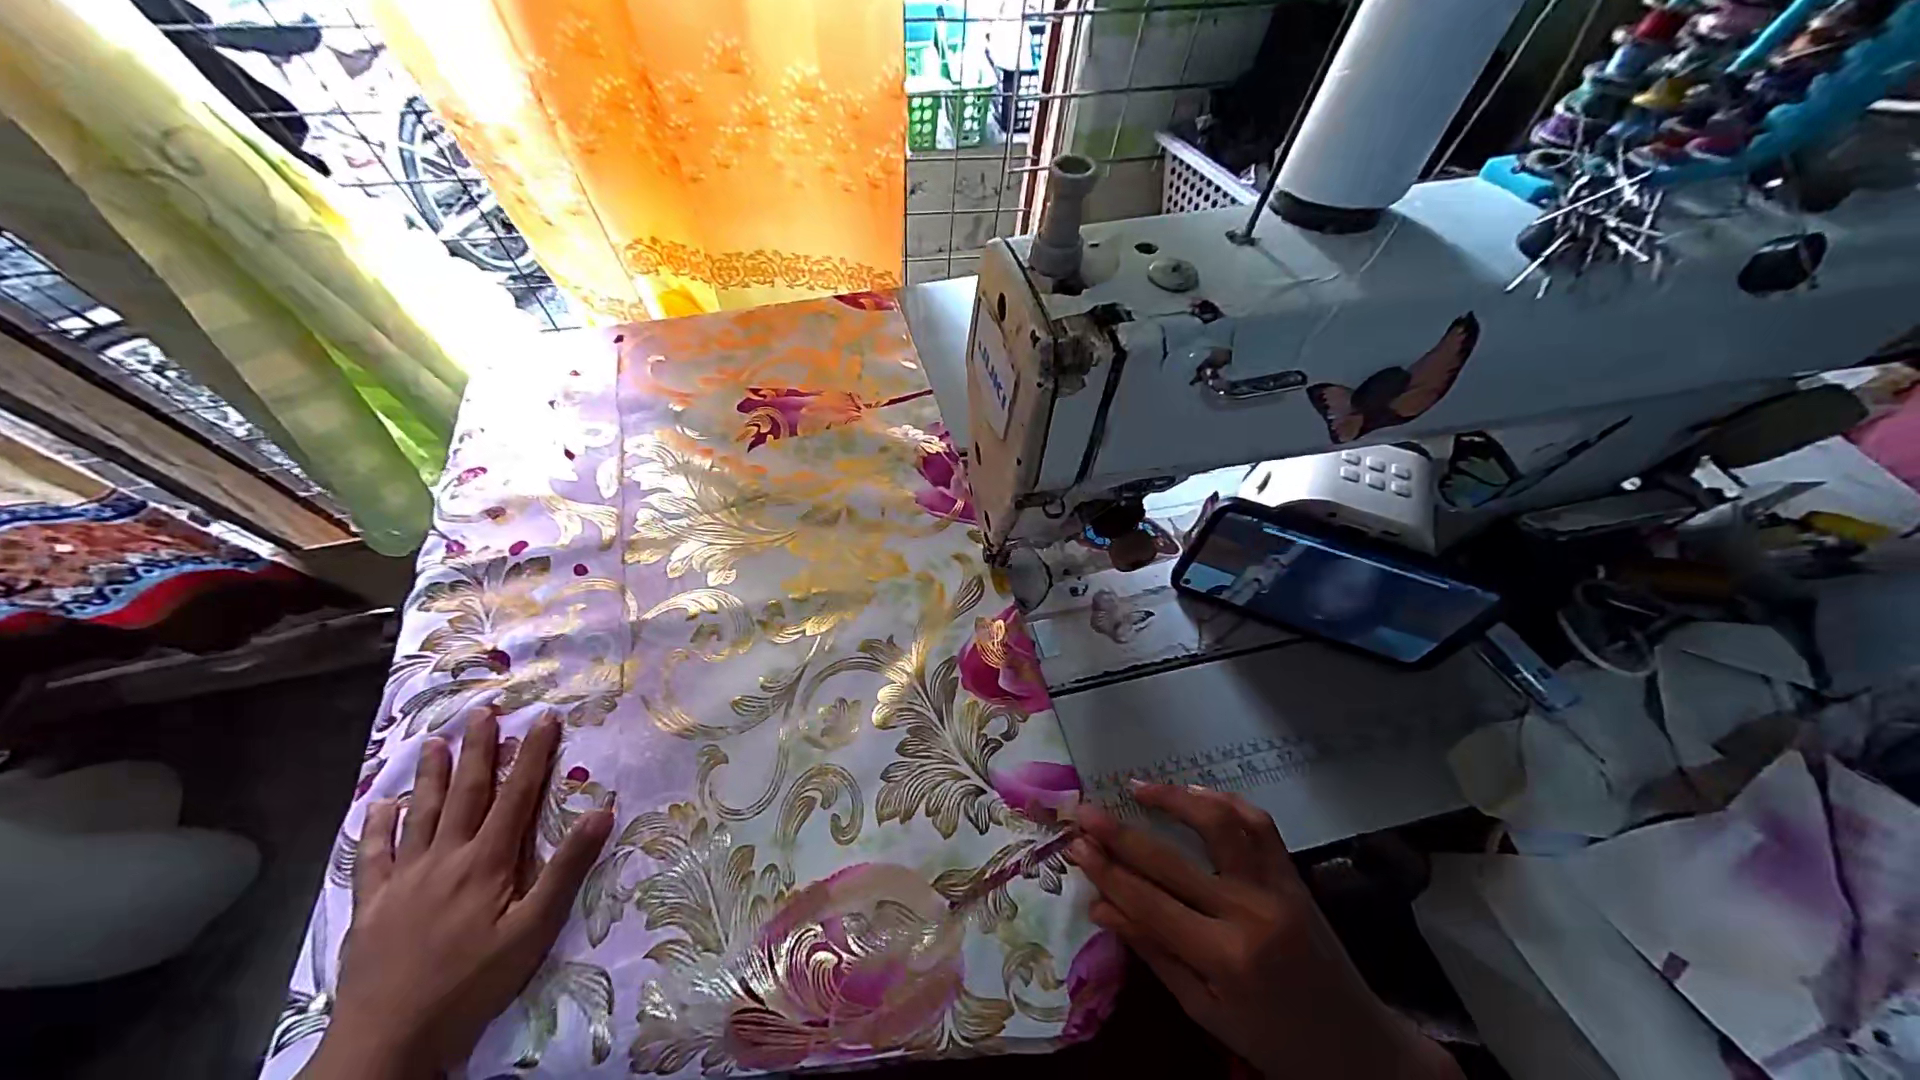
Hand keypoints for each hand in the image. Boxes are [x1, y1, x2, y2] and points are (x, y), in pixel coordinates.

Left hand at [300, 712, 613, 1079]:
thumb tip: (602, 812)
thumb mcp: (533, 930)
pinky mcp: (372, 905)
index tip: (545, 719)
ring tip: (440, 741)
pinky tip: (383, 804)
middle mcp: (444, 858)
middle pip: (467, 794)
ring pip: (422, 815)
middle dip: (481, 751)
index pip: (517, 796)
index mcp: (487, 862)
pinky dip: (380, 826)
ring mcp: (403, 880)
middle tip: (486, 713)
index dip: (533, 755)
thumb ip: (566, 869)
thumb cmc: (473, 983)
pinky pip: (374, 855)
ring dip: (435, 776)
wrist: (389, 1042)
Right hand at [1067, 783, 1459, 1079]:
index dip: (1105, 869)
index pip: (1148, 901)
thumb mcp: (1204, 1008)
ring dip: (1175, 800)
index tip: (1073, 842)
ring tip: (1138, 787)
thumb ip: (1152, 951)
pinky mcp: (1294, 875)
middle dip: (1119, 832)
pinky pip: (1260, 825)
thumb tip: (1099, 905)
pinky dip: (1226, 802)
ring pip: (1221, 824)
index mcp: (1224, 958)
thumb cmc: (1272, 1038)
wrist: (1357, 1045)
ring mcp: (1277, 888)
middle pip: (1171, 859)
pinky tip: (1196, 792)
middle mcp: (1250, 914)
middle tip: (1084, 810)